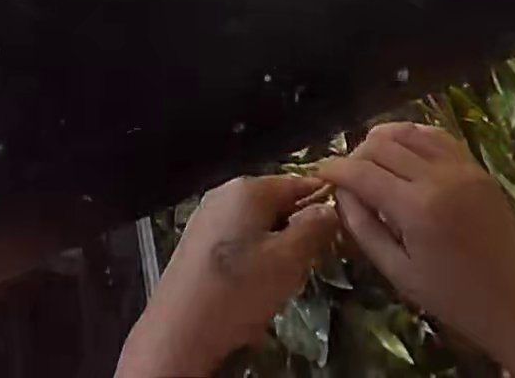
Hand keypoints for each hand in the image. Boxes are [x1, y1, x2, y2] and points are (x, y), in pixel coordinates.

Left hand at [116, 175, 339, 377]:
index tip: (336, 233)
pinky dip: (250, 258)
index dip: (320, 205)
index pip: (298, 182)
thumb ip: (314, 228)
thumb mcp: (288, 261)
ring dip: (274, 248)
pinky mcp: (197, 239)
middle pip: (276, 203)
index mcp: (248, 188)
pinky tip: (248, 288)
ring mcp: (208, 214)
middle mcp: (226, 191)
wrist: (178, 330)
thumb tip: (329, 207)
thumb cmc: (238, 290)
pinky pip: (237, 238)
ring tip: (275, 282)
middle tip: (302, 266)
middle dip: (294, 232)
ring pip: (257, 224)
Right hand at [315, 123, 514, 377]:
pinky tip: (401, 149)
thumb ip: (363, 229)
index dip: (335, 168)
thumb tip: (340, 194)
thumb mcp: (400, 274)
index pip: (361, 172)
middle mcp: (437, 178)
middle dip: (355, 154)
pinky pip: (434, 134)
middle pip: (379, 145)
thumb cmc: (456, 300)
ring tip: (370, 159)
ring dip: (380, 139)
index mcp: (417, 210)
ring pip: (405, 131)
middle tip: (347, 174)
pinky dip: (410, 135)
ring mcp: (460, 167)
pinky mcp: (475, 165)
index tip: (321, 171)